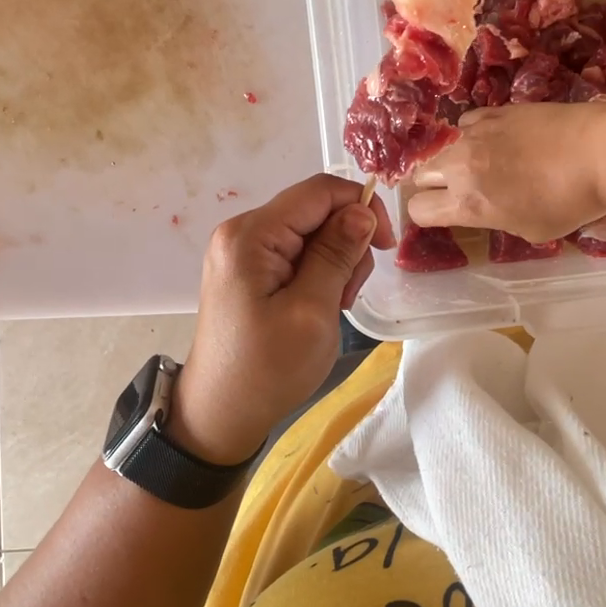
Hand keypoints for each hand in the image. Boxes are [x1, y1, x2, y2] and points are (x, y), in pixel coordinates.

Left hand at [173, 174, 396, 465]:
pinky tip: (317, 306)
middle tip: (346, 296)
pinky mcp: (248, 270)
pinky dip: (317, 274)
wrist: (220, 415)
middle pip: (316, 210)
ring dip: (334, 263)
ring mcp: (243, 251)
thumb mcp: (312, 311)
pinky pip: (296, 253)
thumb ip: (337, 254)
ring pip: (311, 232)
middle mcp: (242, 231)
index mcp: (252, 235)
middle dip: (346, 244)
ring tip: (330, 308)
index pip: (320, 191)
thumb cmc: (267, 368)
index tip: (386, 247)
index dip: (361, 206)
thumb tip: (362, 209)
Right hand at [407, 102, 605, 242]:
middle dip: (433, 184)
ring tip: (484, 163)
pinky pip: (468, 123)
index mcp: (468, 204)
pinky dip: (475, 134)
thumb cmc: (571, 203)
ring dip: (454, 157)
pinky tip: (500, 139)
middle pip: (420, 174)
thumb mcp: (530, 230)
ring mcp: (476, 134)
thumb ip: (497, 218)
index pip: (418, 210)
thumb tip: (491, 206)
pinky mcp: (495, 111)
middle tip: (458, 190)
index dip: (428, 214)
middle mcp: (461, 166)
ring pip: (443, 146)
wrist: (601, 153)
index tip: (445, 214)